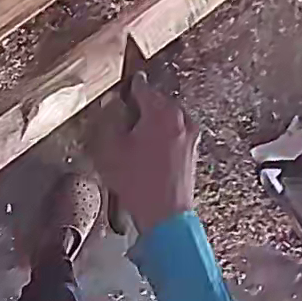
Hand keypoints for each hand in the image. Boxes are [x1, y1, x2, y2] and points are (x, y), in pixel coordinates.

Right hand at [92, 72, 197, 235]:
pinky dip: (160, 136)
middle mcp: (180, 119)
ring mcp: (190, 136)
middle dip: (140, 107)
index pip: (142, 88)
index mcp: (161, 112)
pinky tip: (146, 152)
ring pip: (166, 119)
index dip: (128, 86)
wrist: (165, 216)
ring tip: (132, 137)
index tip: (121, 85)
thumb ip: (109, 119)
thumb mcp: (110, 148)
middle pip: (157, 102)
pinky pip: (173, 134)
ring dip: (151, 122)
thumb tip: (111, 105)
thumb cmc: (138, 182)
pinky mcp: (192, 153)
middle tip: (121, 115)